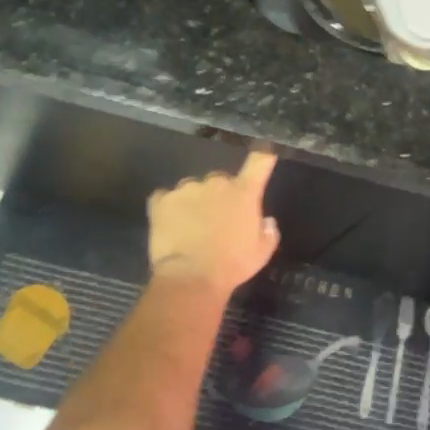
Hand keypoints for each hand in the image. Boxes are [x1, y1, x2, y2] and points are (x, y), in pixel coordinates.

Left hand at [147, 149, 280, 293]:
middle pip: (220, 180)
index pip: (259, 161)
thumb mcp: (261, 253)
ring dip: (194, 202)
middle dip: (219, 195)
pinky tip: (169, 225)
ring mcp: (187, 188)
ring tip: (190, 227)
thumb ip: (267, 232)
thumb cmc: (231, 265)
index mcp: (243, 191)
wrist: (190, 279)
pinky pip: (165, 197)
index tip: (264, 150)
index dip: (263, 155)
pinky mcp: (161, 200)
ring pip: (192, 188)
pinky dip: (168, 207)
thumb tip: (265, 221)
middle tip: (216, 220)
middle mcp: (216, 182)